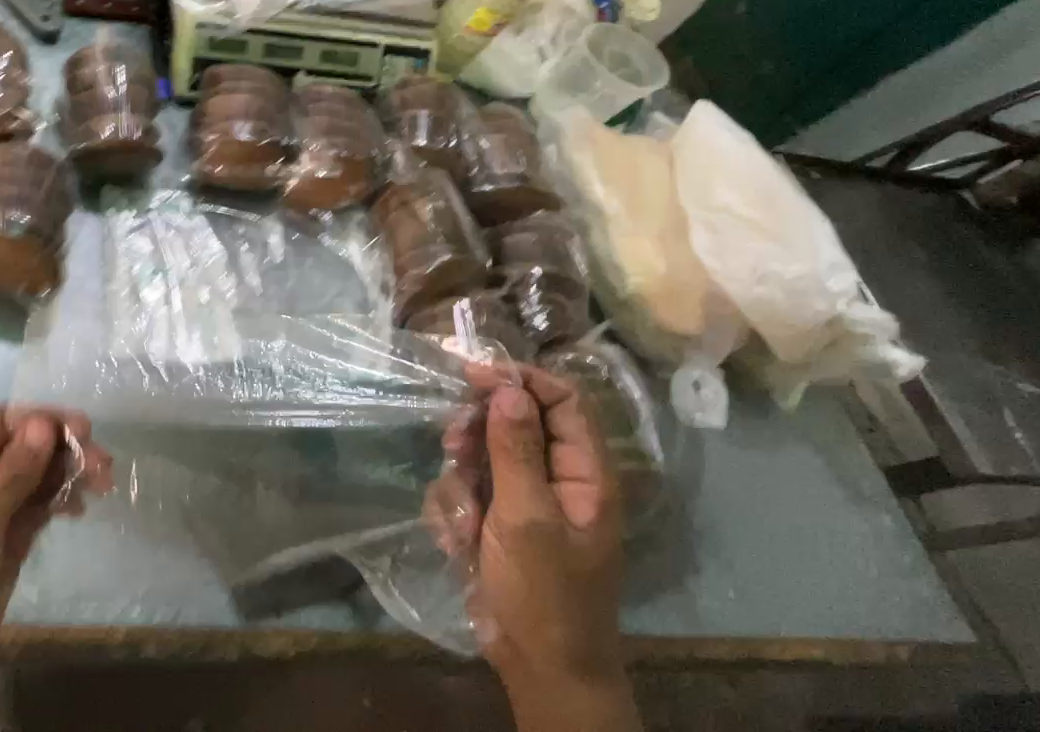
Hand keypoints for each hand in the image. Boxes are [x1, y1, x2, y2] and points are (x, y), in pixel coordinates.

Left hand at [0, 407, 108, 686]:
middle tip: (102, 464)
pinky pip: (40, 503)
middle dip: (64, 448)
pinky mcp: (10, 533)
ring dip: (69, 473)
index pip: (5, 423)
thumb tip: (44, 424)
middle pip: (27, 445)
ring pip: (38, 474)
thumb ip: (14, 474)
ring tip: (102, 483)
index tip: (83, 430)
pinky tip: (80, 508)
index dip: (44, 420)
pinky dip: (62, 499)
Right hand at [423, 363, 638, 731]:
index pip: (561, 399)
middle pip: (512, 421)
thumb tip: (508, 387)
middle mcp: (557, 478)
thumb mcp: (527, 517)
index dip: (519, 380)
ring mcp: (524, 500)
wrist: (538, 666)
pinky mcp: (495, 520)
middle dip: (477, 435)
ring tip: (464, 519)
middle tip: (454, 448)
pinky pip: (463, 490)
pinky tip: (460, 541)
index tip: (471, 375)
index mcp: (585, 472)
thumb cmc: (545, 593)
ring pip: (480, 455)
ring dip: (462, 481)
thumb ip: (515, 449)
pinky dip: (454, 510)